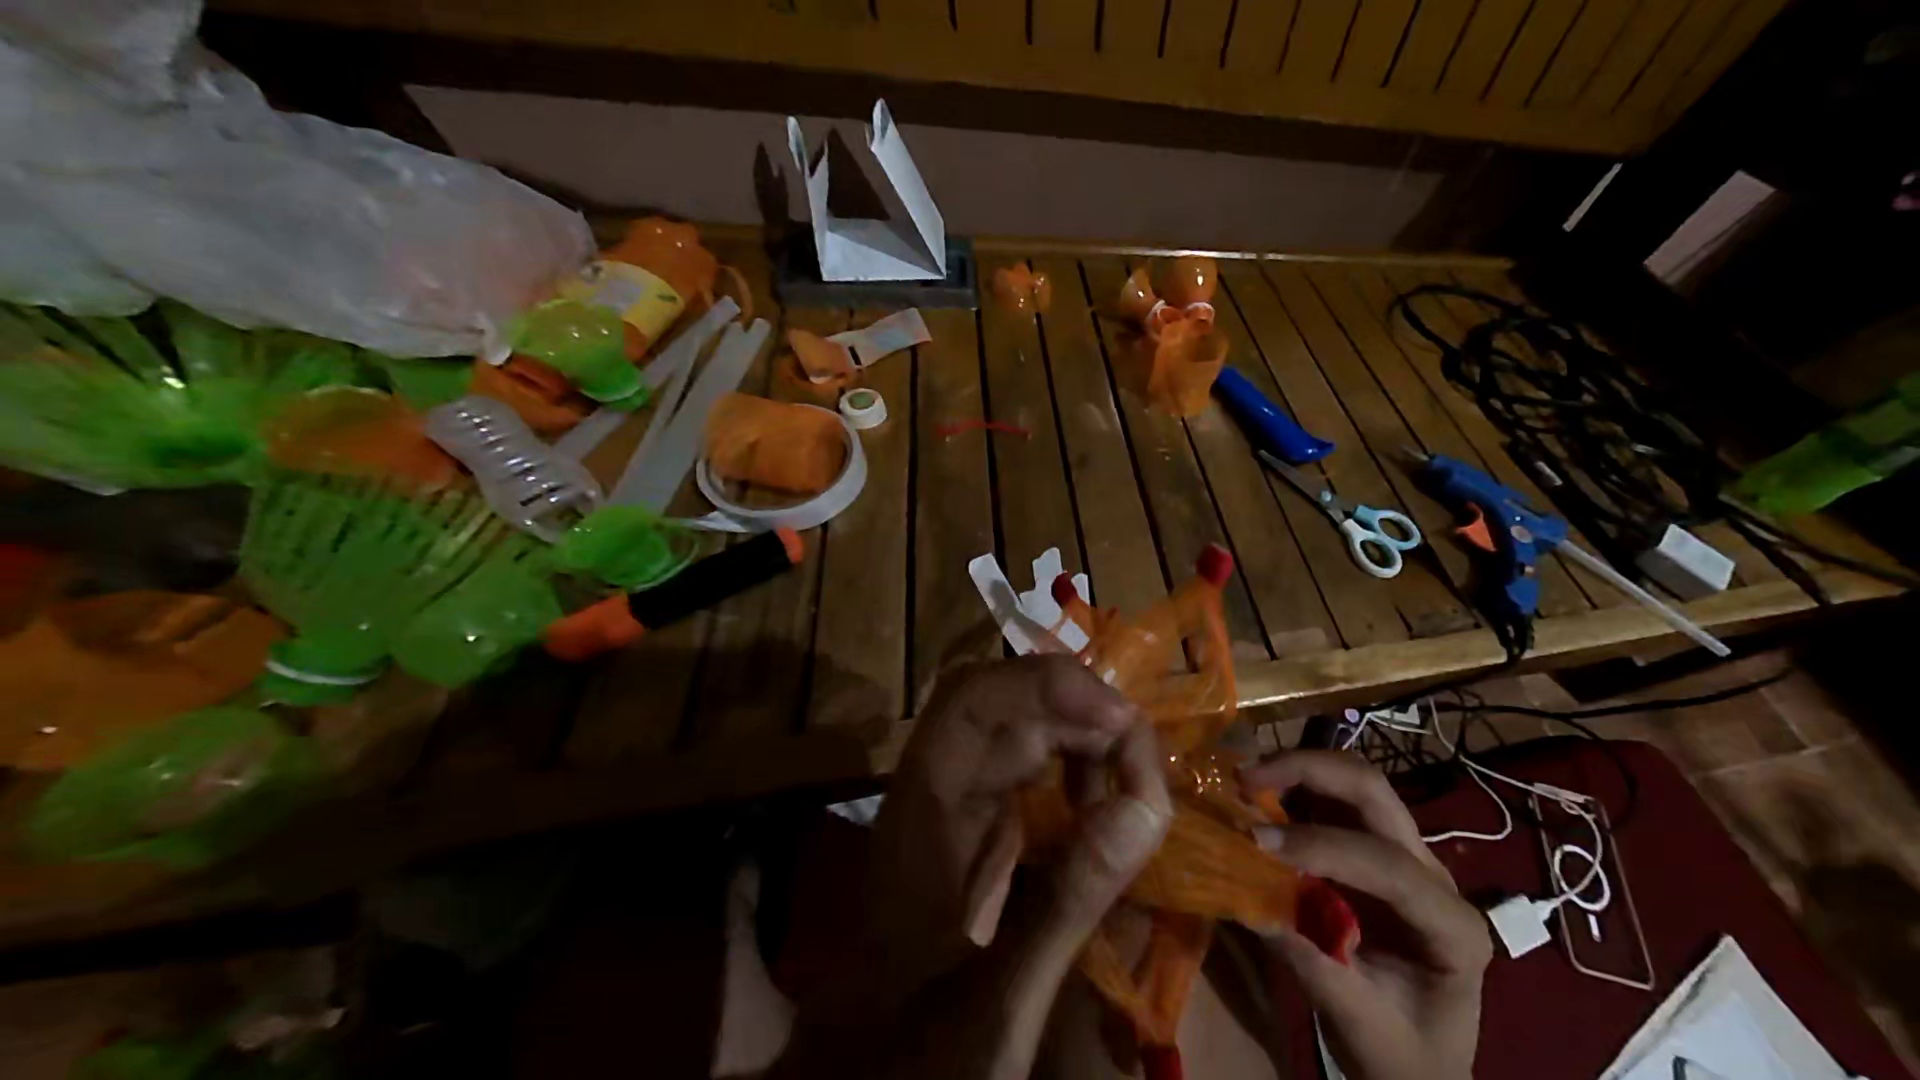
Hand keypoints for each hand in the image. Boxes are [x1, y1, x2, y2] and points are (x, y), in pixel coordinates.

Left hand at [774, 656, 1171, 1079]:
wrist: (871, 1072)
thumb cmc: (920, 1039)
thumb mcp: (1000, 989)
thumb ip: (1071, 898)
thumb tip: (1146, 803)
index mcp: (922, 810)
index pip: (971, 701)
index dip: (1044, 684)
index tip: (1120, 714)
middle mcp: (933, 788)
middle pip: (998, 703)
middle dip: (1074, 707)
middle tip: (1142, 748)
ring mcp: (951, 803)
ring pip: (1014, 730)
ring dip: (1075, 734)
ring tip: (1133, 775)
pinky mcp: (972, 826)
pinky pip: (1022, 770)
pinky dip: (1068, 770)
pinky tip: (1101, 803)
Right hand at [1241, 751, 1491, 1079]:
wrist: (1420, 1062)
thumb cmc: (1400, 1051)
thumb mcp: (1360, 1022)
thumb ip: (1315, 965)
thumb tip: (1253, 906)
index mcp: (1452, 926)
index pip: (1389, 866)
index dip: (1322, 846)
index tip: (1257, 844)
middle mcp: (1435, 876)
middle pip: (1375, 794)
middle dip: (1309, 771)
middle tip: (1246, 778)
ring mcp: (1406, 856)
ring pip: (1357, 783)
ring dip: (1299, 770)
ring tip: (1246, 779)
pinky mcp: (1374, 851)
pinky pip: (1336, 801)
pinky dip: (1294, 788)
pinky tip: (1258, 796)